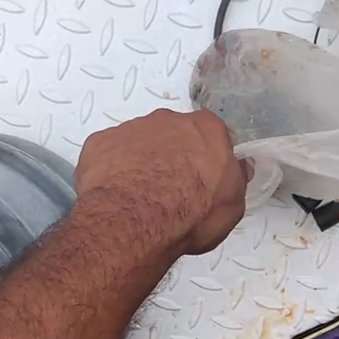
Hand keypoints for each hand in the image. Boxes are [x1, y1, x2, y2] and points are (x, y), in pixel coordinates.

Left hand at [74, 109, 248, 255]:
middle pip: (172, 134)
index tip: (201, 181)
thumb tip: (239, 167)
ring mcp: (131, 128)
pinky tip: (115, 194)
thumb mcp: (232, 205)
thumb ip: (235, 180)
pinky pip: (107, 154)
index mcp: (206, 128)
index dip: (206, 159)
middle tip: (169, 191)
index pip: (210, 136)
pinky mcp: (99, 143)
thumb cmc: (193, 212)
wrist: (139, 219)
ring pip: (138, 143)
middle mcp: (168, 119)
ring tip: (139, 197)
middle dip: (171, 157)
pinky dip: (110, 170)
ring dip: (140, 163)